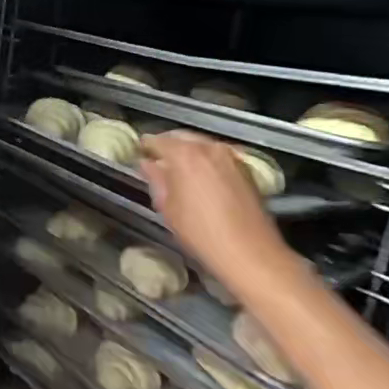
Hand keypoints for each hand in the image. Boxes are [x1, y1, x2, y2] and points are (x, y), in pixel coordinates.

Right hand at [139, 131, 300, 290]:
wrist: (249, 251)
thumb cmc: (201, 232)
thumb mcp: (168, 208)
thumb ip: (156, 180)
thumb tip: (148, 164)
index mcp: (185, 154)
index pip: (158, 140)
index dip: (146, 146)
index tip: (139, 152)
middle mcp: (209, 147)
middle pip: (182, 137)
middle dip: (168, 145)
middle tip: (156, 160)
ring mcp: (230, 156)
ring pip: (203, 145)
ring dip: (189, 152)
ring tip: (178, 169)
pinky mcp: (245, 168)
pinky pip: (218, 156)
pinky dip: (206, 160)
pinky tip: (201, 178)